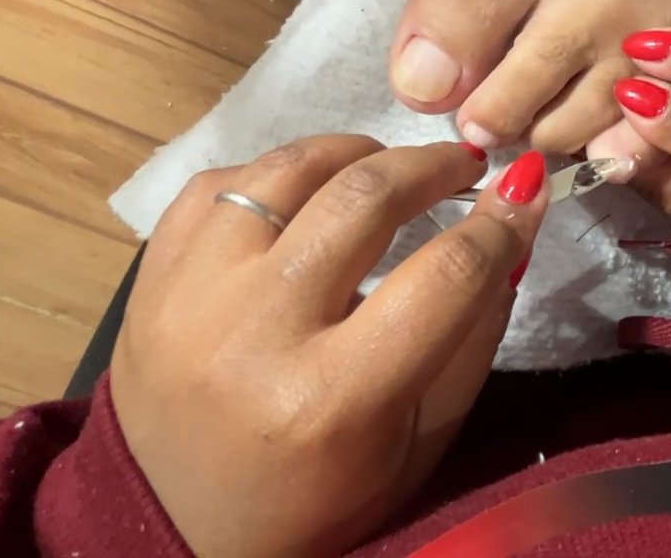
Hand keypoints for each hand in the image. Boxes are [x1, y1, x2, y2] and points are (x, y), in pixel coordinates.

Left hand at [110, 137, 549, 557]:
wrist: (169, 545)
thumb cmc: (324, 499)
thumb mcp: (427, 435)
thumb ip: (479, 321)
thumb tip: (515, 214)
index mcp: (334, 401)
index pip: (447, 273)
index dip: (501, 222)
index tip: (521, 192)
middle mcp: (253, 337)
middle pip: (365, 196)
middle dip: (434, 165)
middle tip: (462, 164)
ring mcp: (187, 300)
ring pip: (288, 169)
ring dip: (357, 152)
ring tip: (386, 168)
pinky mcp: (149, 283)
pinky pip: (219, 184)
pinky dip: (277, 175)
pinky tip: (305, 199)